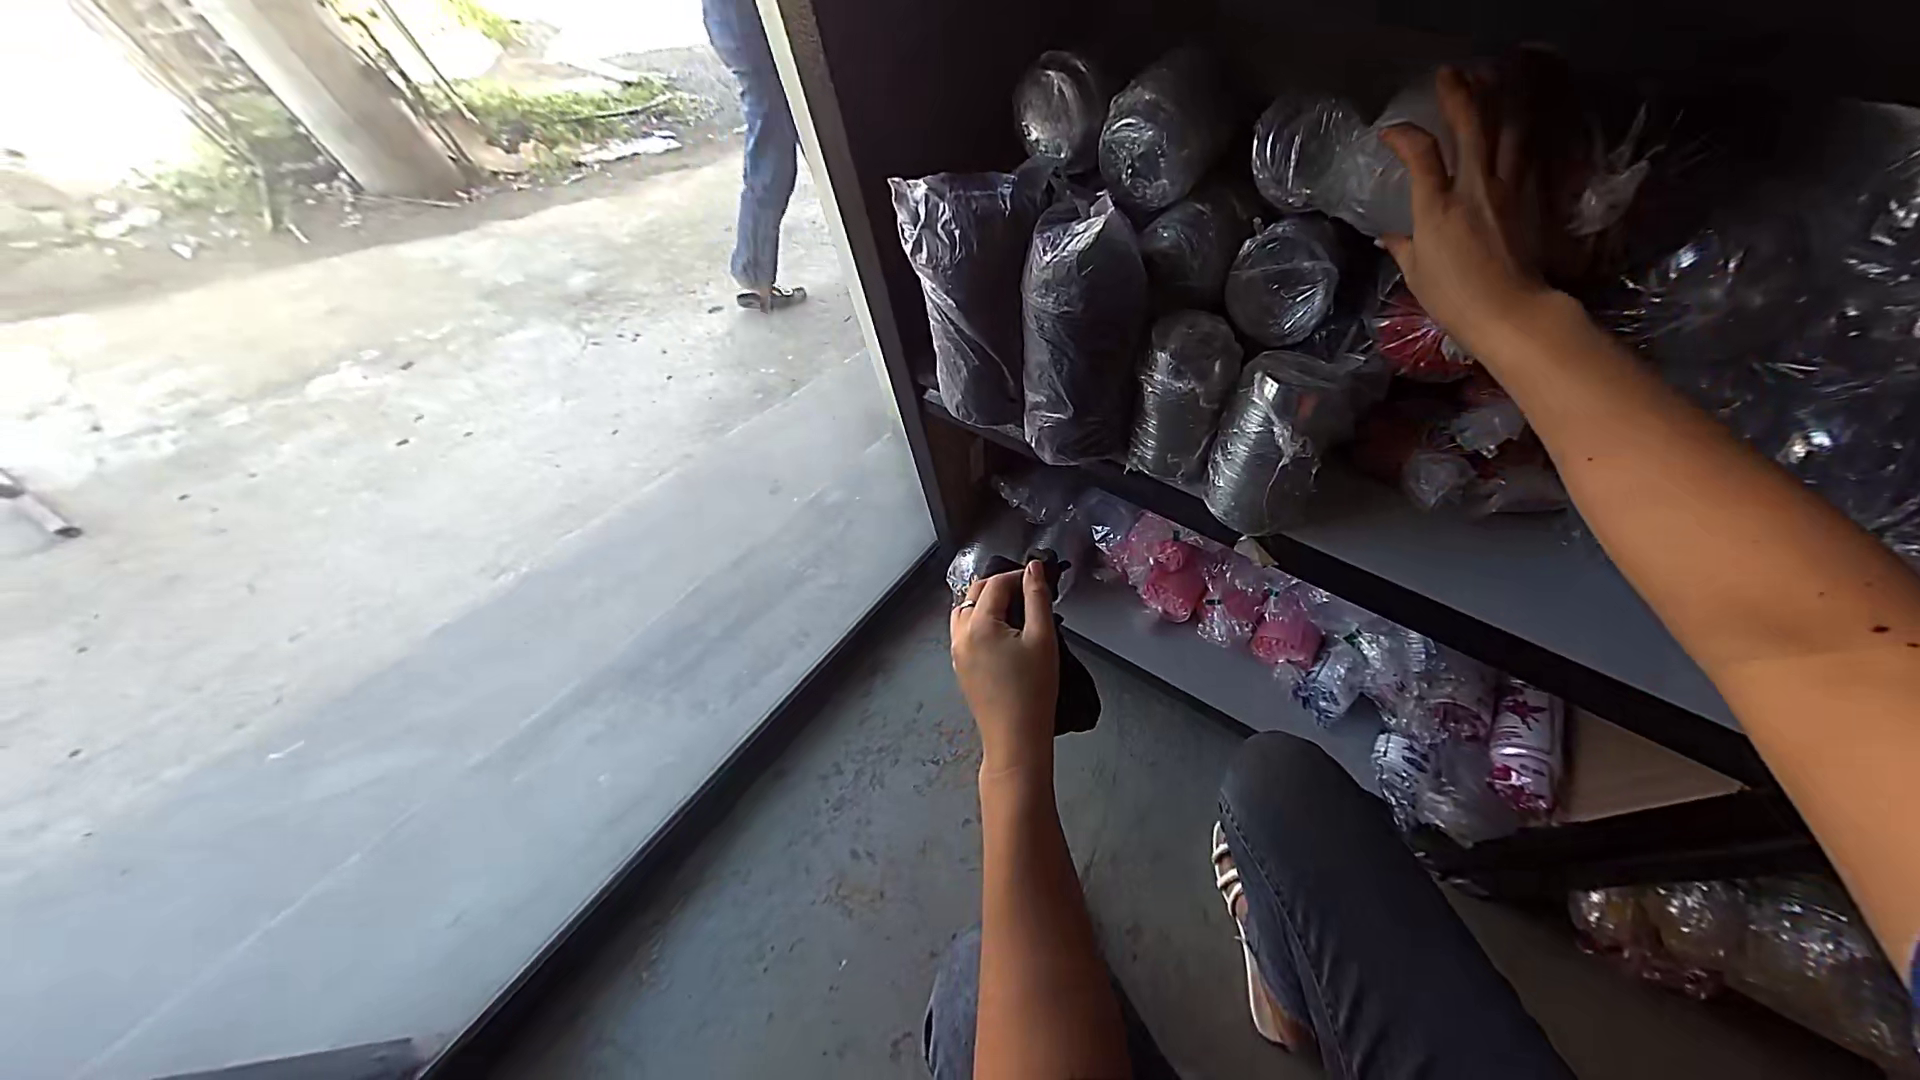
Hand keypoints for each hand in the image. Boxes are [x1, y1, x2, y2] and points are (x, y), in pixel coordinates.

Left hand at [951, 562, 1058, 776]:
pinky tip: (1004, 633)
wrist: (1016, 738)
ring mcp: (957, 652)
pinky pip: (965, 631)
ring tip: (1017, 610)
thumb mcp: (1042, 638)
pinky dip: (981, 621)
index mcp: (978, 625)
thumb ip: (1037, 597)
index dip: (1018, 575)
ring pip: (966, 611)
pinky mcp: (961, 667)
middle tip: (1029, 591)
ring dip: (988, 603)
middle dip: (1002, 586)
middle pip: (976, 593)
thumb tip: (1033, 569)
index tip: (1039, 579)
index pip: (995, 583)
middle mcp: (961, 635)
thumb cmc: (1032, 693)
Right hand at [1379, 67, 1556, 359]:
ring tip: (1489, 74)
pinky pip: (1526, 145)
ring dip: (1497, 95)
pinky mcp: (1531, 191)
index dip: (1403, 136)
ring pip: (1505, 125)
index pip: (1419, 155)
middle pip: (1470, 125)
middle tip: (1448, 74)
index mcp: (1436, 208)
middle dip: (1458, 94)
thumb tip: (1388, 237)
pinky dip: (1520, 122)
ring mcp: (1507, 184)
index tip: (1389, 132)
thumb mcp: (1416, 272)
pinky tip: (1516, 111)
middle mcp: (1473, 186)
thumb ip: (1402, 246)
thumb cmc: (1450, 297)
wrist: (1506, 307)